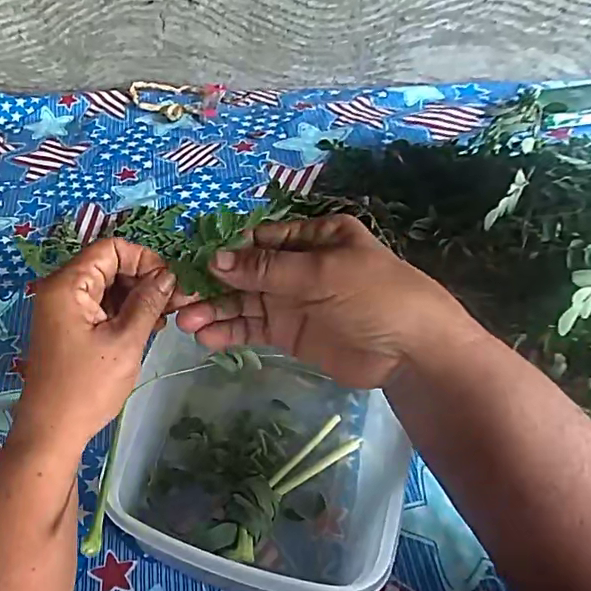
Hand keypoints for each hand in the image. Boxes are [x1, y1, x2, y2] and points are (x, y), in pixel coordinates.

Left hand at [16, 239, 176, 446]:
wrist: (51, 429)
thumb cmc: (87, 386)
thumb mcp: (125, 341)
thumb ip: (148, 302)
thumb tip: (168, 274)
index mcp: (68, 284)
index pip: (111, 248)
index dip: (145, 259)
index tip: (169, 284)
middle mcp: (60, 289)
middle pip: (109, 265)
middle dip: (143, 279)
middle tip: (176, 304)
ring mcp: (62, 309)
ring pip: (107, 287)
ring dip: (136, 297)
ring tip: (164, 320)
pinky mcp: (68, 328)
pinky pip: (99, 307)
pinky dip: (123, 313)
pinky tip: (146, 329)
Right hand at [173, 215, 484, 388]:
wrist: (412, 352)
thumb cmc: (375, 297)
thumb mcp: (322, 274)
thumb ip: (267, 270)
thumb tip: (216, 261)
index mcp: (313, 237)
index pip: (259, 240)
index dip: (227, 252)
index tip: (195, 265)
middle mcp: (296, 265)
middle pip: (244, 272)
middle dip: (212, 285)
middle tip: (179, 299)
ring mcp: (288, 300)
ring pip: (242, 302)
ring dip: (214, 311)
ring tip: (186, 323)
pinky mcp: (286, 332)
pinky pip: (250, 328)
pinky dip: (228, 332)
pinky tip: (207, 338)